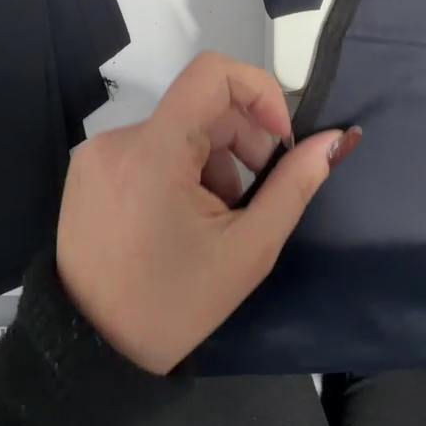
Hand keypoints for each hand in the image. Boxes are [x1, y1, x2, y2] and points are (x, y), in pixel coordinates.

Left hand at [56, 52, 359, 374]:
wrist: (91, 351)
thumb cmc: (173, 305)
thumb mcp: (248, 249)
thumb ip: (295, 185)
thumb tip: (337, 138)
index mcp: (153, 153)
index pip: (213, 74)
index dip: (259, 91)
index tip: (279, 139)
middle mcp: (118, 140)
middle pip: (202, 109)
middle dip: (242, 144)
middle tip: (255, 196)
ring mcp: (97, 156)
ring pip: (180, 132)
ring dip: (214, 163)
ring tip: (216, 219)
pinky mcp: (89, 171)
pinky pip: (151, 150)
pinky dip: (181, 172)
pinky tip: (183, 220)